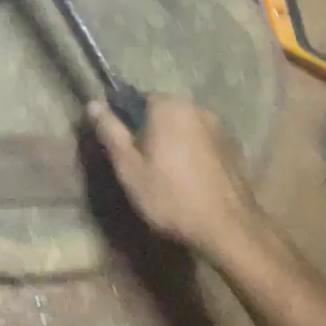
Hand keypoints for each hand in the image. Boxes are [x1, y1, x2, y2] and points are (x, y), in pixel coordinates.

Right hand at [90, 95, 262, 254]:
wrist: (228, 228)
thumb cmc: (170, 196)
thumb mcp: (129, 168)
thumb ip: (110, 132)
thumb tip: (93, 104)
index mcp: (169, 107)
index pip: (137, 97)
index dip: (125, 120)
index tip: (122, 145)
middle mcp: (196, 107)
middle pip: (162, 110)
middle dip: (149, 129)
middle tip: (140, 162)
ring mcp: (219, 126)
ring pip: (183, 125)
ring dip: (172, 139)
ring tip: (165, 172)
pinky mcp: (232, 145)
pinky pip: (201, 139)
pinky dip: (192, 150)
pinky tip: (188, 177)